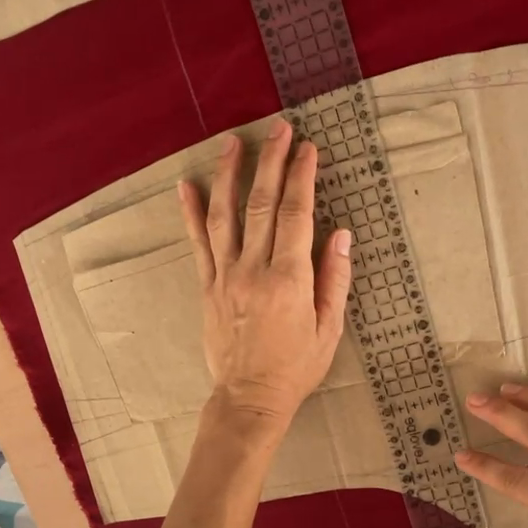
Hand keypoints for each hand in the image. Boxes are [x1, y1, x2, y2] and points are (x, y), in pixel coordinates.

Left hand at [179, 118, 352, 428]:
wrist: (249, 399)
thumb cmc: (296, 369)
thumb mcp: (329, 330)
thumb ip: (335, 280)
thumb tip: (341, 235)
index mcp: (290, 280)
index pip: (297, 214)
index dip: (303, 176)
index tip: (308, 148)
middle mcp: (254, 270)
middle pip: (262, 204)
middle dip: (272, 161)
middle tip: (279, 129)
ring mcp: (226, 277)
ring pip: (225, 215)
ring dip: (230, 174)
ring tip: (233, 142)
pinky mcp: (208, 288)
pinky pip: (198, 244)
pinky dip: (191, 213)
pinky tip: (187, 185)